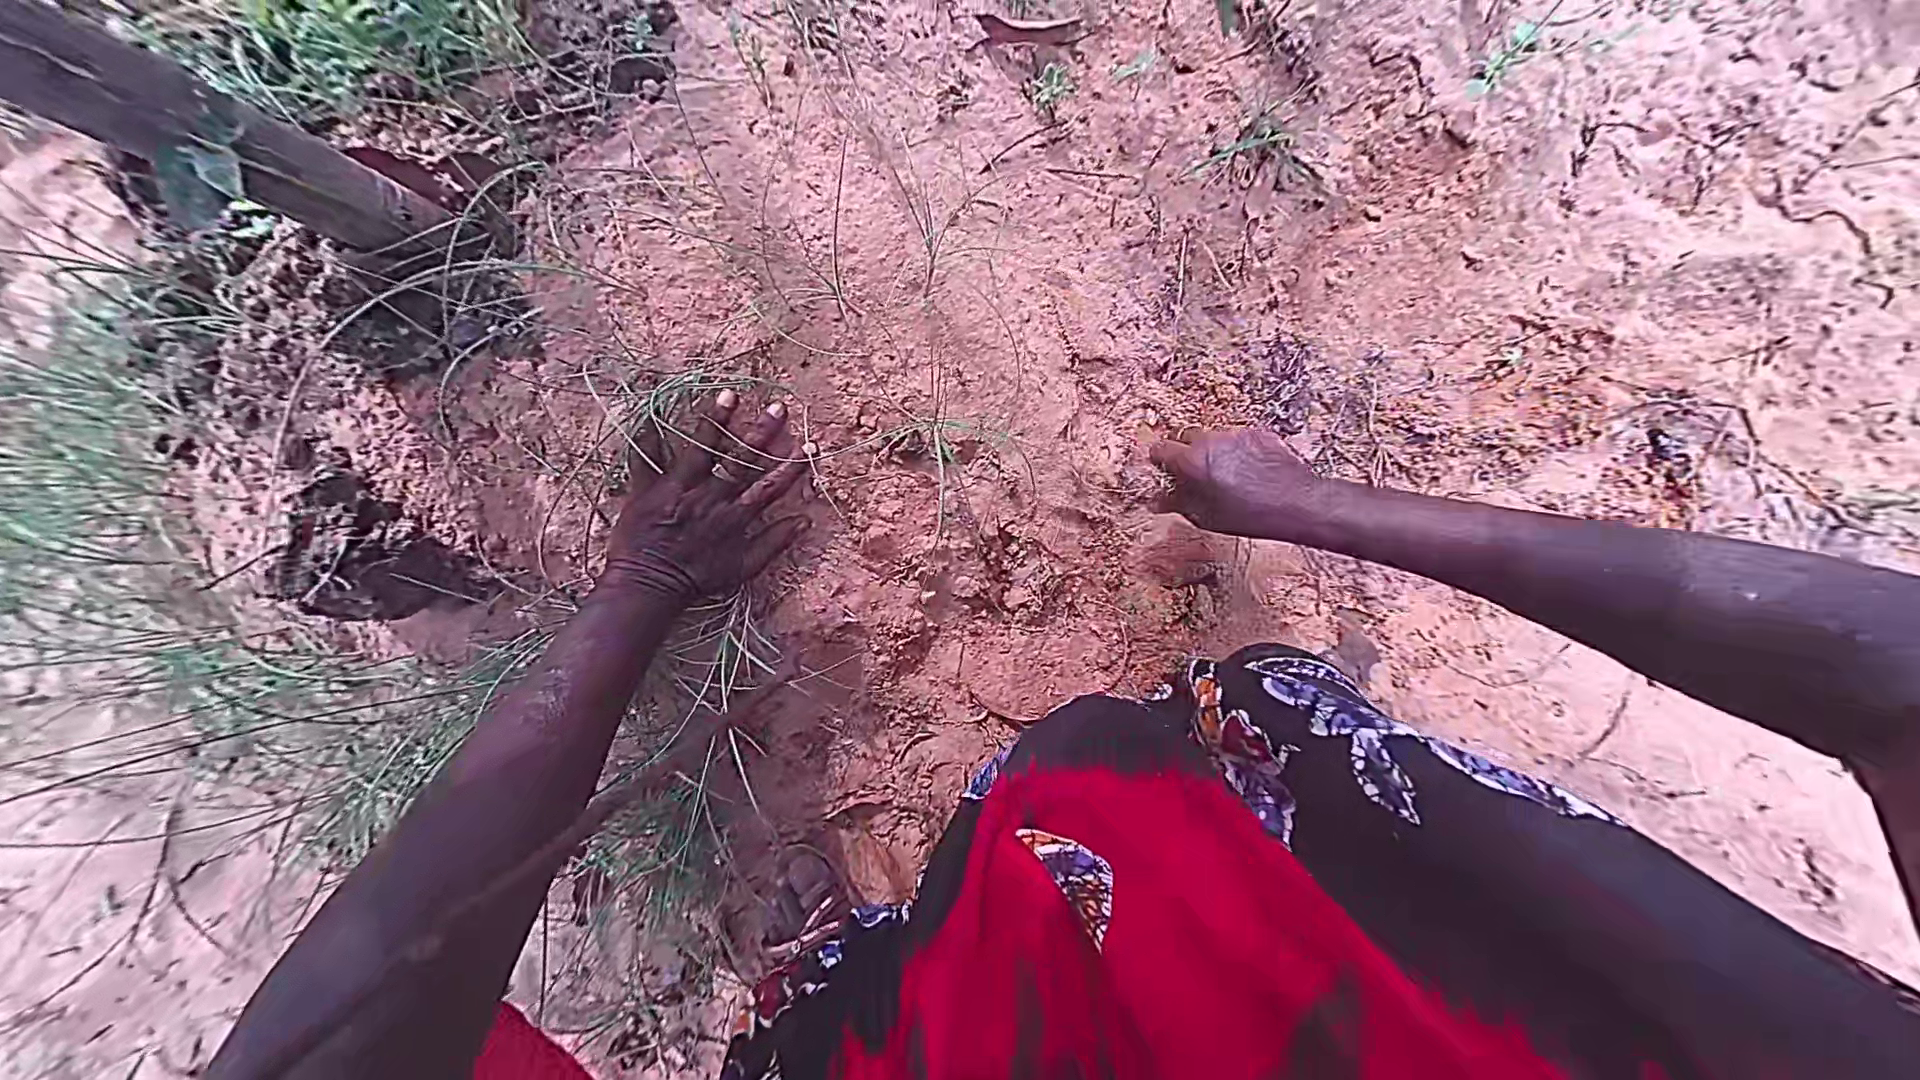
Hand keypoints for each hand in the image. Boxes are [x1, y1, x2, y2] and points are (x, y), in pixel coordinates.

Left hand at [601, 391, 810, 602]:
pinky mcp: (646, 490)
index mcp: (734, 517)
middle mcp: (709, 498)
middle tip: (779, 407)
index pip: (770, 487)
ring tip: (730, 394)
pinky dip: (646, 436)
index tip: (809, 446)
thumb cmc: (697, 579)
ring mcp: (677, 491)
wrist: (648, 587)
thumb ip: (774, 544)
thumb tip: (805, 521)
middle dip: (762, 433)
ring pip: (701, 451)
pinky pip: (645, 459)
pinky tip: (652, 411)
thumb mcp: (743, 568)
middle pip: (741, 461)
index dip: (792, 467)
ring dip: (716, 422)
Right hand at [1149, 428, 1324, 537]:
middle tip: (1187, 471)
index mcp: (1191, 460)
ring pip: (1211, 437)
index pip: (1160, 449)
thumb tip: (1156, 501)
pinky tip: (1243, 470)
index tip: (1161, 469)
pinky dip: (1233, 450)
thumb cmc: (1248, 515)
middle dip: (1182, 450)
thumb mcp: (1204, 516)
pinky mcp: (1258, 434)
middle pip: (1184, 436)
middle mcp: (1210, 441)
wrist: (1296, 504)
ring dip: (1209, 450)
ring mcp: (1235, 435)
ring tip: (1219, 473)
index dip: (1158, 460)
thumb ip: (1176, 503)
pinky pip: (1236, 439)